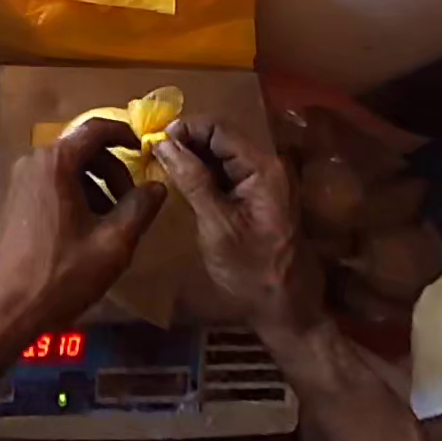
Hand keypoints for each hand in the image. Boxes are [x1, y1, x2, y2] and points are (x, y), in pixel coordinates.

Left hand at [0, 117, 166, 348]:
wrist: (5, 309)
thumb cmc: (61, 274)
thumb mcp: (112, 244)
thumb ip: (139, 209)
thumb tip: (158, 186)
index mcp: (56, 162)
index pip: (96, 129)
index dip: (125, 134)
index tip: (145, 150)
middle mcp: (35, 160)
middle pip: (83, 148)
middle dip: (113, 169)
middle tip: (133, 201)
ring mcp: (21, 178)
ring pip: (69, 167)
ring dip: (97, 184)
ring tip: (113, 220)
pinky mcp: (15, 197)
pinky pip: (53, 181)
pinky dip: (77, 193)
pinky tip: (88, 228)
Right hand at [154, 114, 323, 337]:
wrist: (288, 313)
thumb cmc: (253, 273)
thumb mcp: (217, 226)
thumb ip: (192, 180)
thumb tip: (163, 142)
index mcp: (263, 168)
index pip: (218, 127)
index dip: (184, 128)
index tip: (154, 142)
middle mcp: (266, 165)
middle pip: (219, 135)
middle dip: (185, 140)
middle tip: (153, 154)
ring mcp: (261, 179)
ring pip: (219, 151)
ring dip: (190, 155)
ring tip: (161, 165)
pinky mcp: (254, 193)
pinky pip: (223, 169)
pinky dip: (200, 171)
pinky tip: (180, 180)